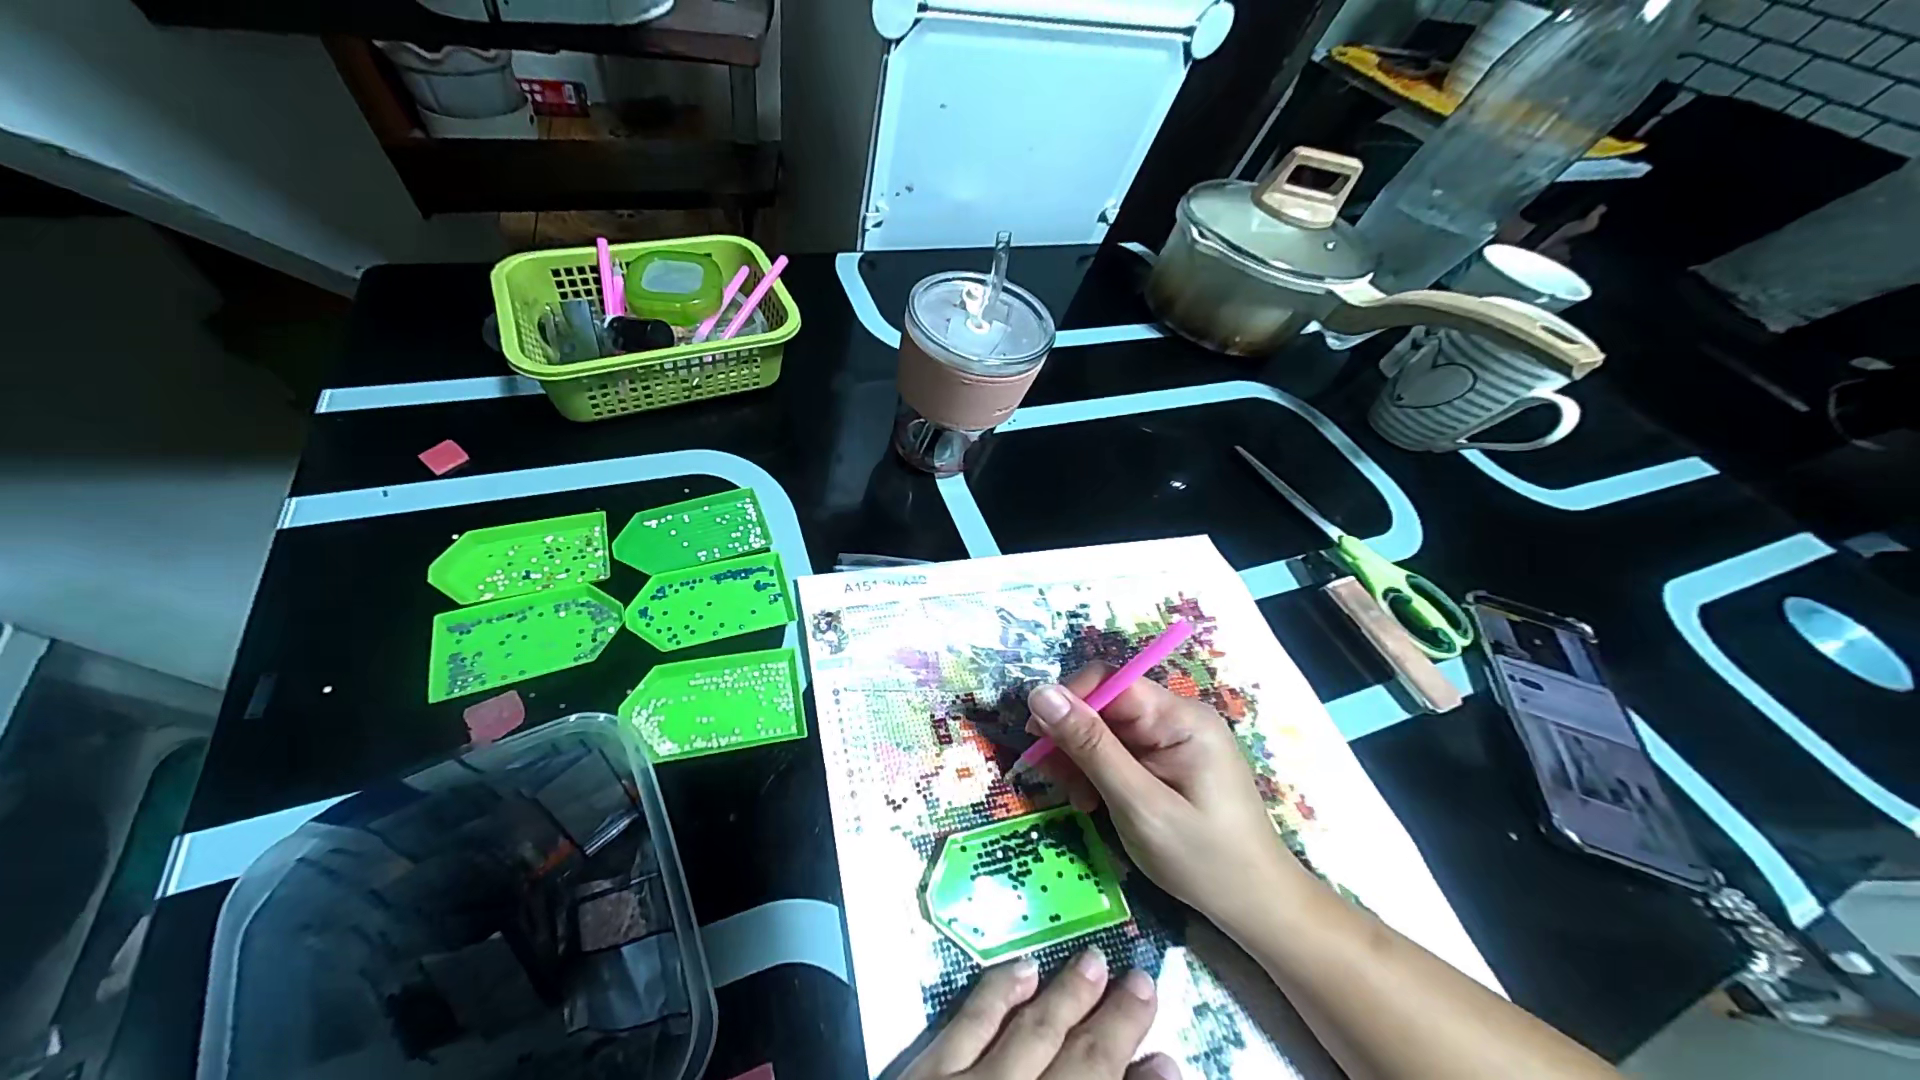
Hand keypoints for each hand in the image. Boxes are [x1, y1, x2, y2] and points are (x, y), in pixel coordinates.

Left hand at [900, 948, 1178, 1078]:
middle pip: (1080, 1068)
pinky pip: (967, 1024)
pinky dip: (998, 994)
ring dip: (1066, 997)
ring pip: (1029, 1034)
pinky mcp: (926, 1076)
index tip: (1171, 1063)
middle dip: (1116, 1028)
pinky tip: (1023, 969)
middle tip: (1144, 984)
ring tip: (1096, 962)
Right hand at [1025, 666, 1299, 929]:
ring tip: (1078, 800)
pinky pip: (1121, 751)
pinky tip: (1093, 802)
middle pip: (1105, 705)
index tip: (1037, 738)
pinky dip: (1099, 773)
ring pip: (1107, 730)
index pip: (1110, 681)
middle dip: (1073, 738)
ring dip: (1082, 760)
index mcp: (1179, 717)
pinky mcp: (1168, 761)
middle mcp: (1177, 717)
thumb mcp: (1138, 804)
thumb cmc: (1202, 858)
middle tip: (1055, 781)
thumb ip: (1089, 746)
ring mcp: (1174, 740)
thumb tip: (1040, 691)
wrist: (1256, 906)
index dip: (1068, 701)